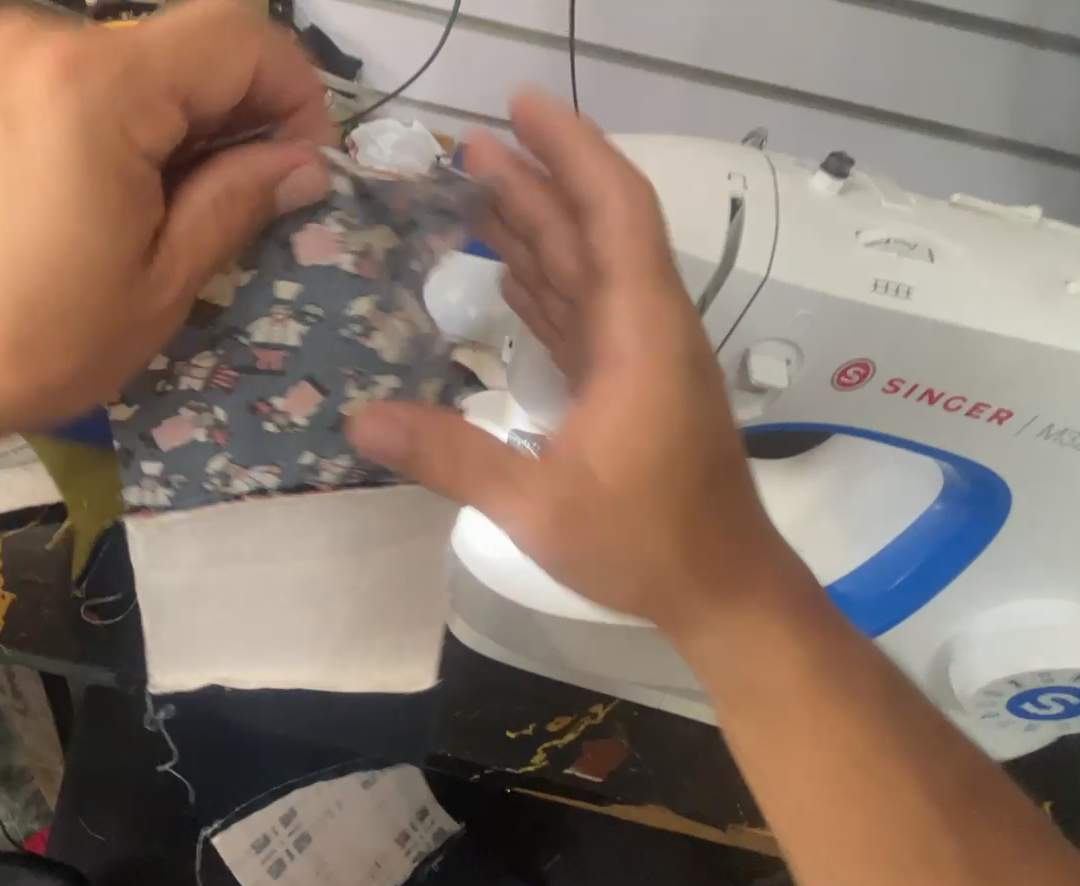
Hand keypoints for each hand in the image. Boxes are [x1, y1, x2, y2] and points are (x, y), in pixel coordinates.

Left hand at [0, 0, 335, 456]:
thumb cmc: (43, 341)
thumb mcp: (162, 284)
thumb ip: (237, 203)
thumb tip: (305, 163)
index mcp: (102, 85)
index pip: (239, 36)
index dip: (296, 93)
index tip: (308, 168)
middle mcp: (52, 40)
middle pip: (191, 46)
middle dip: (244, 115)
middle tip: (259, 202)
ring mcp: (14, 60)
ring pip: (148, 66)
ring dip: (194, 128)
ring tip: (195, 213)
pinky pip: (99, 86)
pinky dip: (143, 129)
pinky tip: (141, 198)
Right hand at [348, 91, 801, 632]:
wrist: (720, 587)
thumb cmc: (641, 542)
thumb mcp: (535, 505)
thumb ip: (450, 457)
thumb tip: (359, 420)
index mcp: (637, 335)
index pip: (611, 213)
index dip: (570, 150)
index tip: (522, 105)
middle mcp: (644, 331)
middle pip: (591, 234)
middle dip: (535, 183)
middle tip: (470, 148)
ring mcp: (639, 360)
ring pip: (587, 275)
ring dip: (538, 230)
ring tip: (481, 195)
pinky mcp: (630, 389)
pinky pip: (584, 319)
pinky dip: (546, 290)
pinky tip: (513, 278)